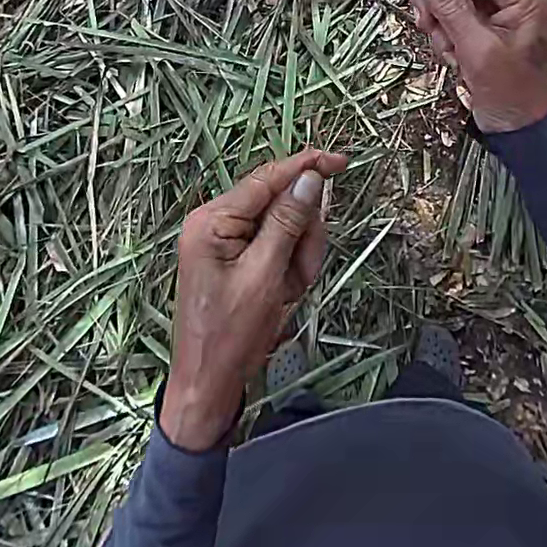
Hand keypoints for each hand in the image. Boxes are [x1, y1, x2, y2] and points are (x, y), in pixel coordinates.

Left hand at [162, 148, 349, 449]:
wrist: (207, 385)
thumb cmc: (229, 335)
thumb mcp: (266, 275)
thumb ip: (288, 222)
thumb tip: (309, 178)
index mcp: (213, 219)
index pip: (267, 178)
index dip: (305, 167)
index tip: (339, 161)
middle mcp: (216, 221)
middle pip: (279, 204)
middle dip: (301, 236)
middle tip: (300, 273)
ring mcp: (224, 240)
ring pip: (284, 228)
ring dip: (297, 257)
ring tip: (287, 292)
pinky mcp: (234, 258)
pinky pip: (276, 249)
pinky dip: (289, 268)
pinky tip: (281, 295)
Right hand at [408, 0, 546, 133]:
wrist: (529, 134)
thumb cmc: (515, 94)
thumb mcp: (478, 50)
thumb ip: (449, 4)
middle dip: (435, 0)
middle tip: (431, 26)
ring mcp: (494, 13)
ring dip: (437, 22)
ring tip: (450, 51)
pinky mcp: (481, 30)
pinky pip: (448, 18)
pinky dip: (442, 35)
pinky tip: (453, 58)